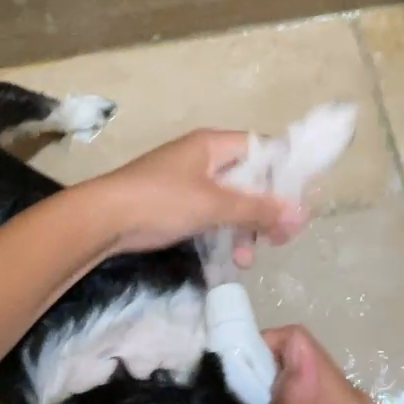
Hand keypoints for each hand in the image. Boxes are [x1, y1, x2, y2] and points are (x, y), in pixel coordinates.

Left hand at [80, 130, 306, 256]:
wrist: (102, 219)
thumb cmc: (161, 201)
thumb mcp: (215, 205)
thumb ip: (258, 209)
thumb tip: (301, 213)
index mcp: (214, 144)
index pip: (263, 149)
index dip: (284, 173)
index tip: (300, 203)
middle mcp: (204, 157)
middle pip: (250, 178)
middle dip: (267, 209)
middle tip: (282, 237)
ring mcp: (189, 180)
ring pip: (232, 201)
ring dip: (246, 228)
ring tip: (250, 258)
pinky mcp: (177, 203)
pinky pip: (213, 213)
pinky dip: (225, 232)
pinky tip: (232, 259)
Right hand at [264, 326, 390, 403]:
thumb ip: (277, 398)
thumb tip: (262, 348)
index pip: (300, 343)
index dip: (265, 351)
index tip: (243, 378)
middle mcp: (368, 402)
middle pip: (311, 359)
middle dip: (279, 374)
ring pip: (321, 376)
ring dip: (296, 391)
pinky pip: (334, 396)